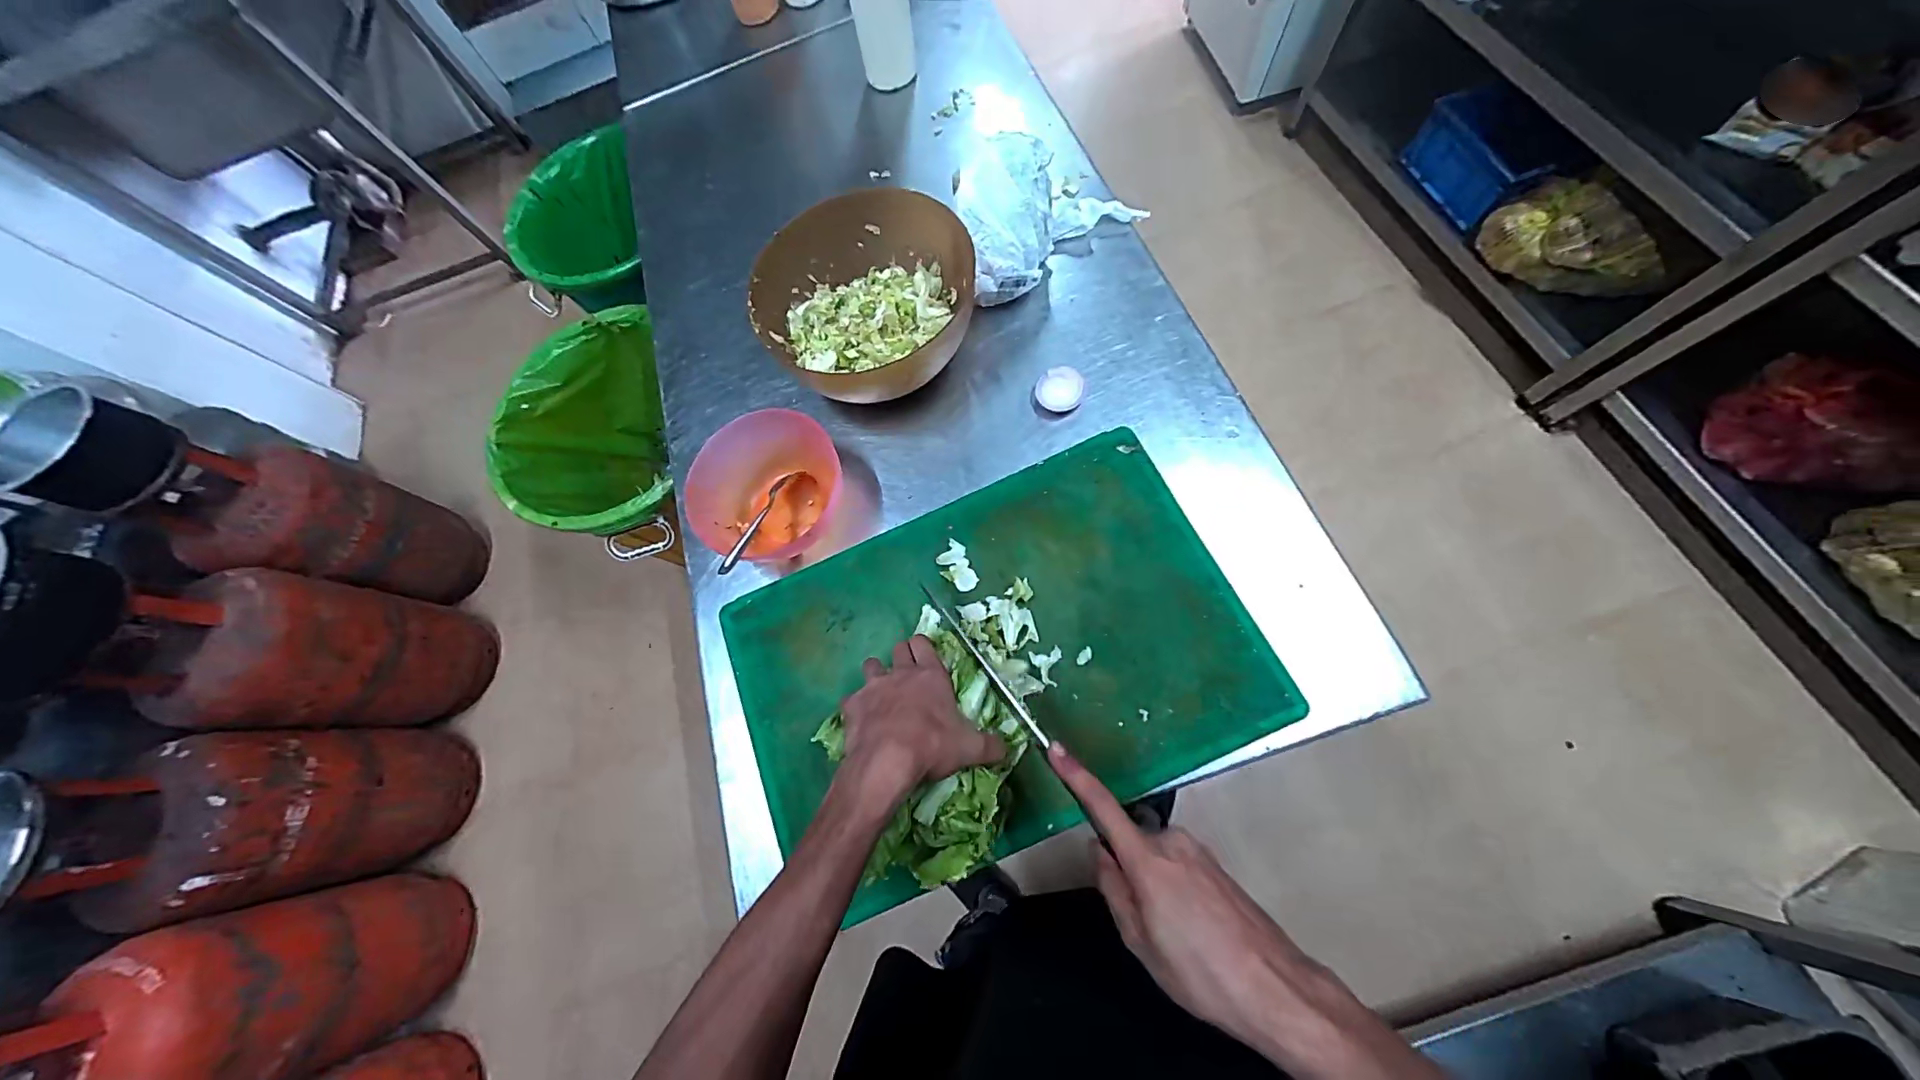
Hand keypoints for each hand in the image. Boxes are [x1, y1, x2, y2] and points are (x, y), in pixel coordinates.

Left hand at [838, 635, 1005, 806]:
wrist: (887, 761)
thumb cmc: (932, 745)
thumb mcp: (970, 748)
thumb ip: (989, 746)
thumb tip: (1007, 749)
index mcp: (931, 676)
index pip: (924, 644)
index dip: (923, 647)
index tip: (925, 656)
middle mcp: (901, 673)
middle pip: (898, 648)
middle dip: (901, 655)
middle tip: (907, 673)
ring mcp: (873, 686)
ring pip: (871, 665)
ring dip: (876, 674)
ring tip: (881, 692)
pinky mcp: (852, 704)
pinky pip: (852, 698)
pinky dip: (857, 706)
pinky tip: (862, 720)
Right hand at [1049, 742, 1442, 1079]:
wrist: (1275, 988)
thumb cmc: (1201, 972)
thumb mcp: (1140, 941)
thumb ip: (1112, 889)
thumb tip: (1099, 853)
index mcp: (1148, 860)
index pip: (1102, 808)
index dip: (1077, 776)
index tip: (1057, 749)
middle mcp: (1173, 842)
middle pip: (1130, 843)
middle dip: (1126, 872)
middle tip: (1144, 923)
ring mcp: (1198, 851)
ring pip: (1154, 857)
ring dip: (1153, 885)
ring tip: (1176, 937)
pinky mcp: (1215, 864)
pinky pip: (1178, 866)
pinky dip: (1174, 891)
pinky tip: (1194, 931)